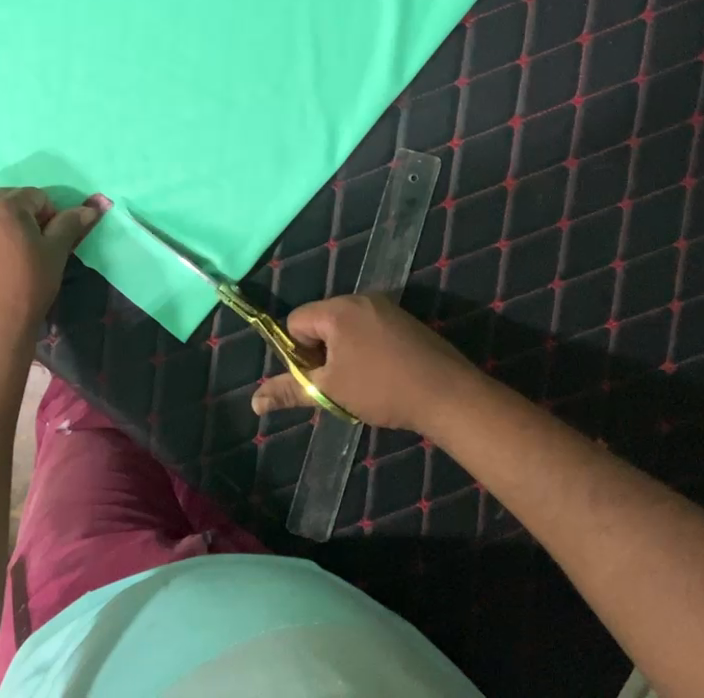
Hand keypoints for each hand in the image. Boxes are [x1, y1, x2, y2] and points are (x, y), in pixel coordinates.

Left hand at [0, 187, 99, 336]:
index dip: (49, 215)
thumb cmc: (29, 285)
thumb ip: (71, 224)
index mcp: (6, 205)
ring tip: (6, 256)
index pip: (36, 196)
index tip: (51, 240)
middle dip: (20, 216)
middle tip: (31, 246)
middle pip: (5, 201)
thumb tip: (92, 206)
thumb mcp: (56, 253)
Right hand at [250, 294, 478, 430]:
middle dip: (323, 352)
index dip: (300, 352)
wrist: (449, 396)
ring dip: (346, 352)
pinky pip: (371, 329)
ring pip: (347, 327)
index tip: (321, 376)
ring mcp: (387, 307)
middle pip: (321, 321)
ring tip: (364, 381)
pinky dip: (368, 349)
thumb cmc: (382, 389)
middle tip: (341, 381)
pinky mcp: (407, 321)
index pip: (296, 322)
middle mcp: (360, 299)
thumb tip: (254, 403)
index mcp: (337, 310)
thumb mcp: (330, 392)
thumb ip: (289, 391)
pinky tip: (385, 374)